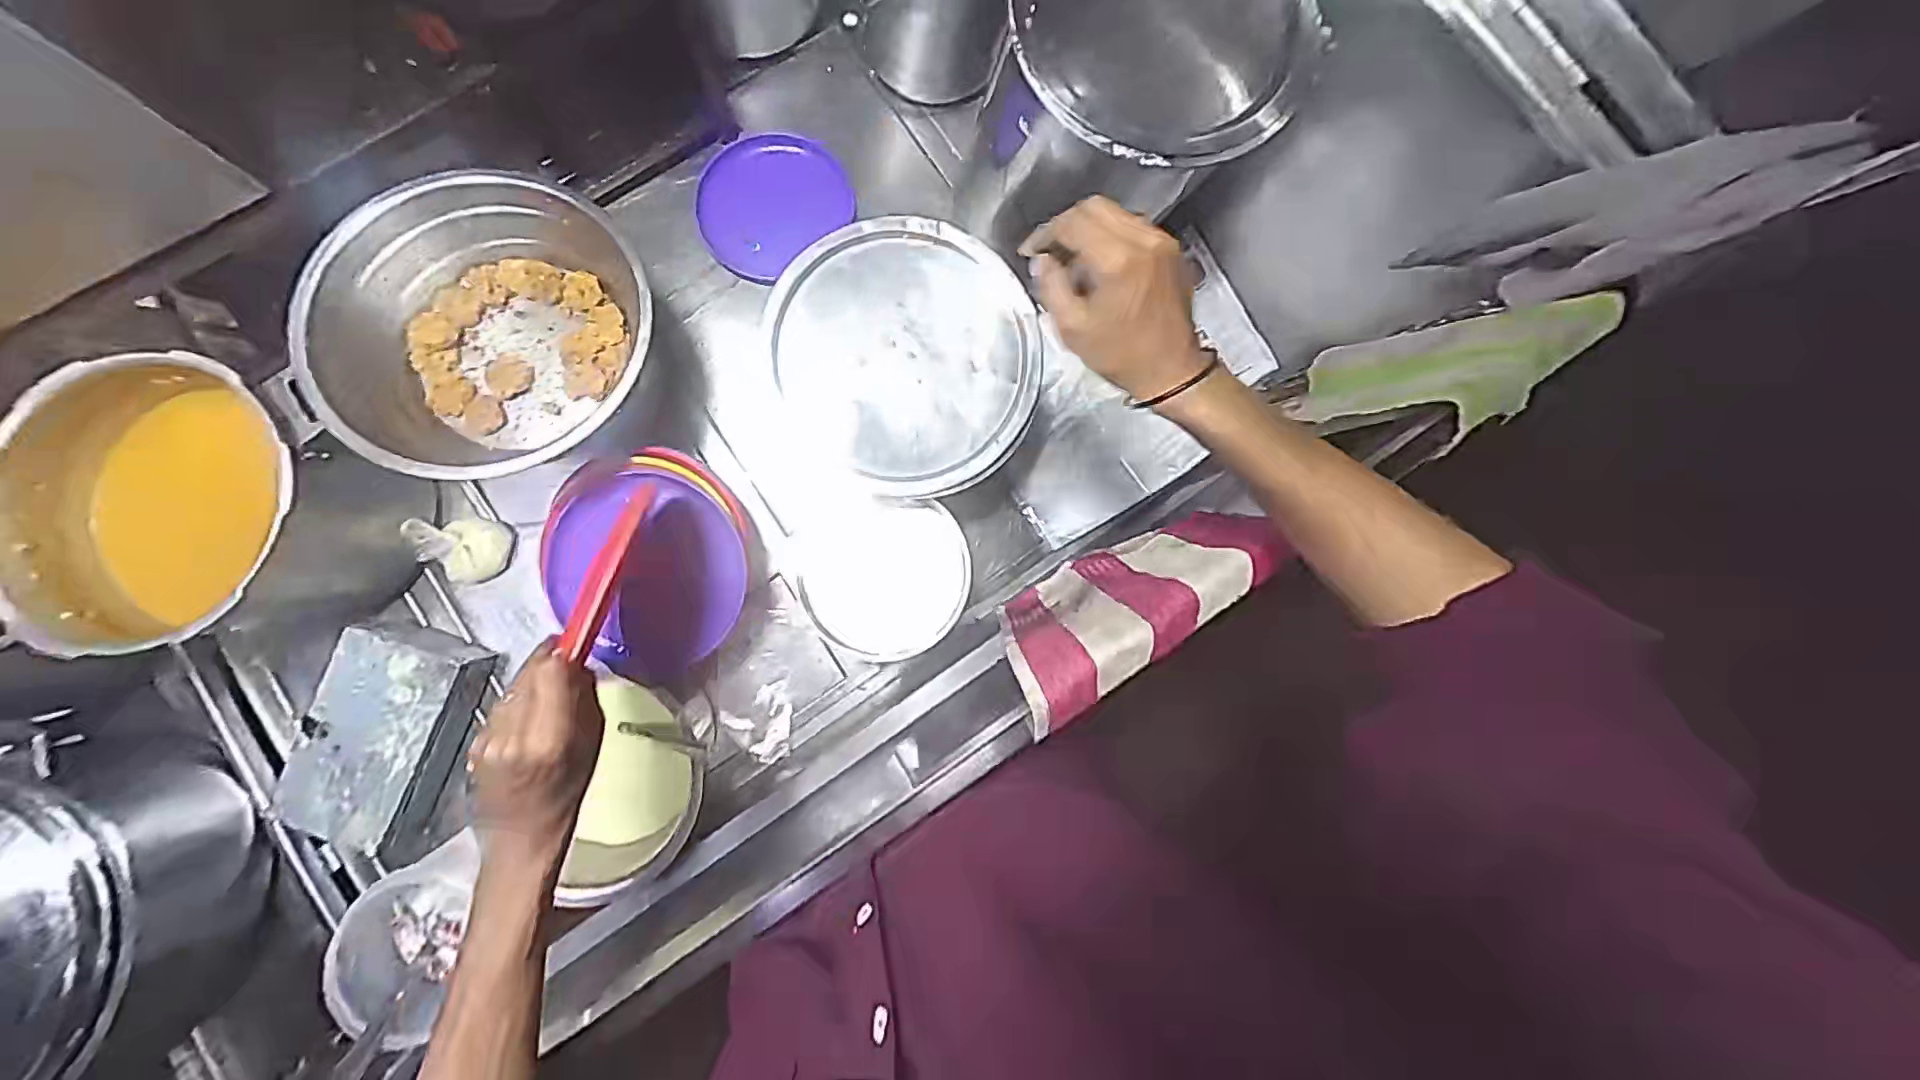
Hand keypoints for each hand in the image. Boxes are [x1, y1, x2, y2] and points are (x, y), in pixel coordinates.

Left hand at [468, 641, 602, 867]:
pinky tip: (531, 718)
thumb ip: (584, 699)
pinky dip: (519, 701)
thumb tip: (578, 664)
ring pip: (514, 685)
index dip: (563, 650)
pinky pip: (501, 705)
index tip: (577, 643)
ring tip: (552, 697)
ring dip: (534, 681)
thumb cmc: (570, 792)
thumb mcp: (594, 742)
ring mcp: (487, 739)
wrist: (520, 839)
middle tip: (570, 664)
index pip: (549, 669)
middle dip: (550, 661)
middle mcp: (511, 734)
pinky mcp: (474, 742)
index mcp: (549, 737)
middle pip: (529, 671)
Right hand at [1019, 196, 1211, 402]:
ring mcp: (1161, 242)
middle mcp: (1143, 240)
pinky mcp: (1170, 249)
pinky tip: (1099, 261)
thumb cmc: (1120, 354)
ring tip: (1073, 257)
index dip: (1045, 233)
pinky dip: (1110, 235)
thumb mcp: (1072, 328)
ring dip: (1088, 228)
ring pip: (1115, 213)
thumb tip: (1044, 260)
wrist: (1170, 368)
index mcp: (1117, 260)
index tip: (1031, 250)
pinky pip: (1133, 226)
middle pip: (1094, 207)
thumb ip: (1051, 286)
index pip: (1072, 222)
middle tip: (1049, 250)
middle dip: (1065, 224)